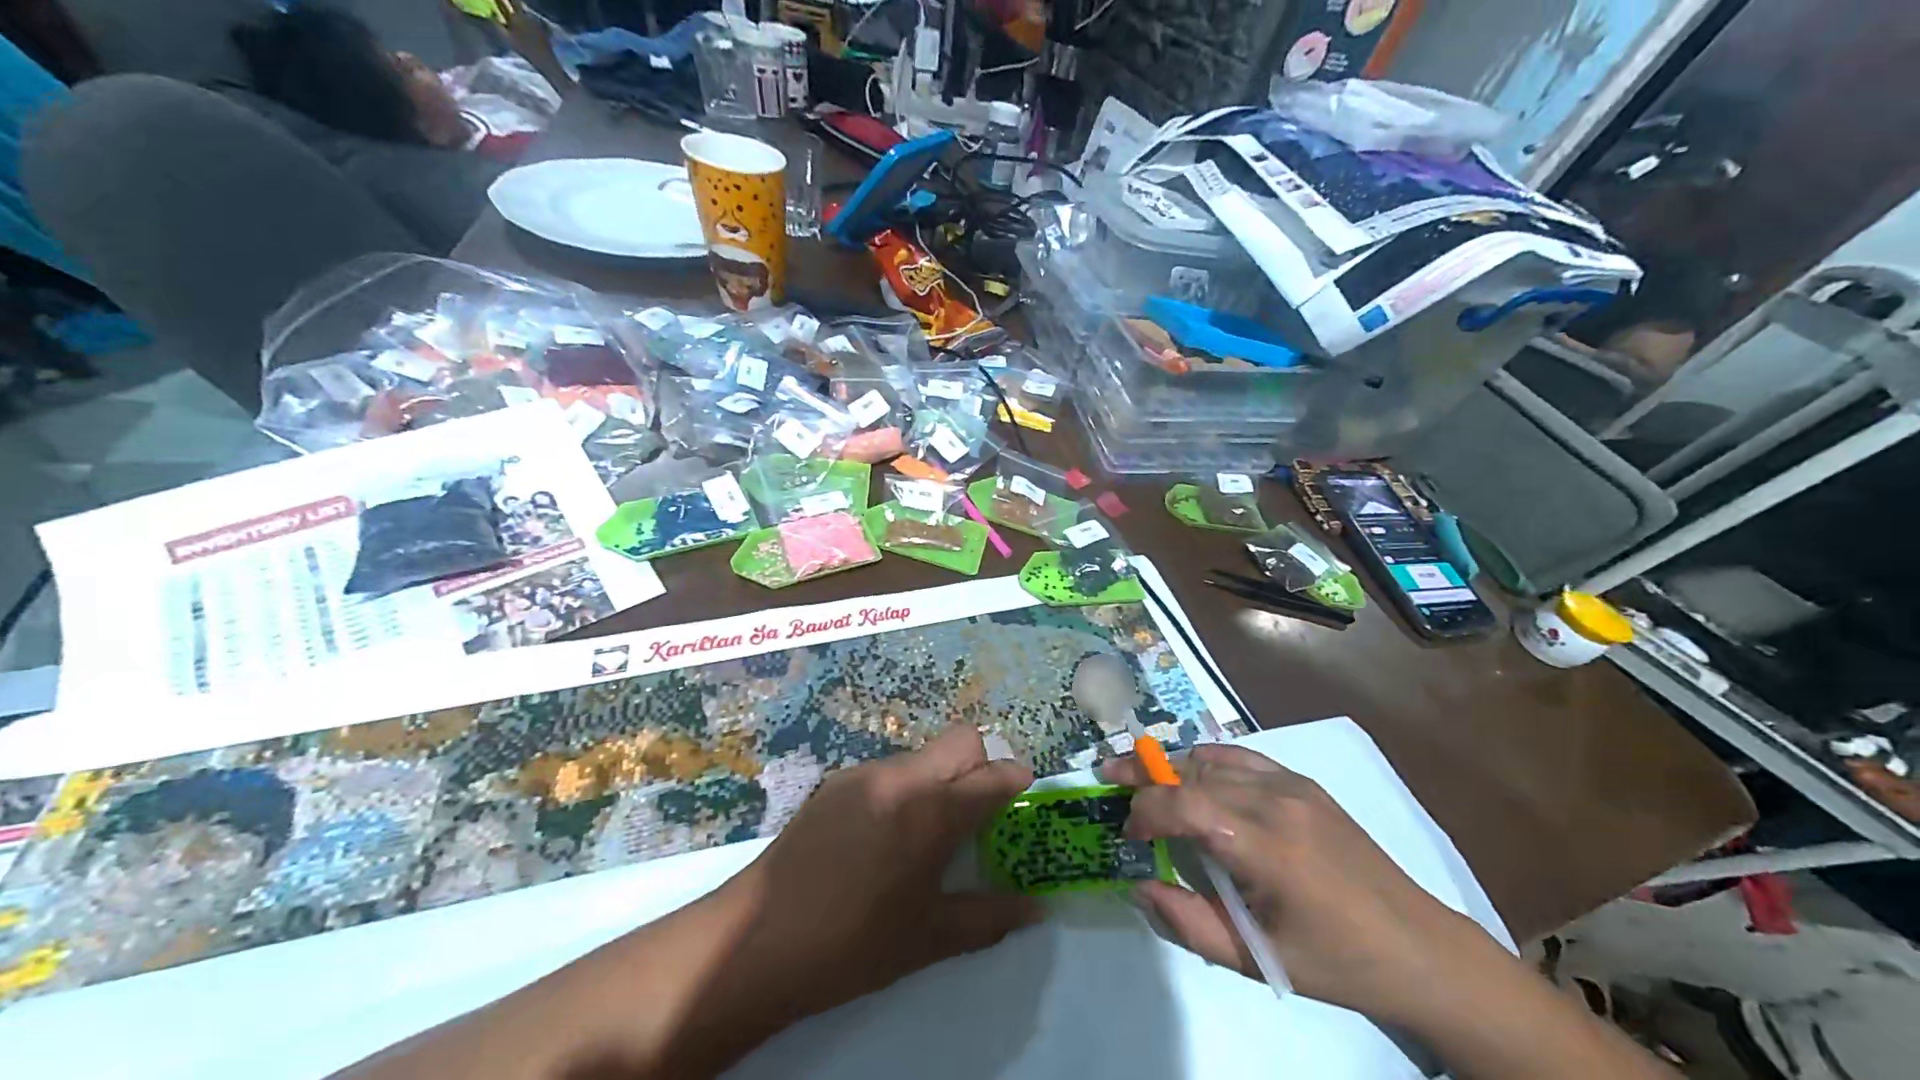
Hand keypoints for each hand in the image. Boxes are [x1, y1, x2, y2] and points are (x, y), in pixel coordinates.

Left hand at [656, 726, 1040, 1070]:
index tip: (1020, 800)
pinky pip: (886, 769)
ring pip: (921, 754)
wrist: (757, 939)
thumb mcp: (929, 938)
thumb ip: (990, 917)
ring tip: (922, 832)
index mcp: (932, 810)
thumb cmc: (853, 943)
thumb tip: (1036, 908)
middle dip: (981, 763)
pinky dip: (902, 788)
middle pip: (961, 740)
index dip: (1016, 782)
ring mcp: (862, 773)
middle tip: (975, 812)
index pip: (994, 773)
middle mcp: (901, 776)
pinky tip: (880, 835)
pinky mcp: (833, 782)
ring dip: (938, 778)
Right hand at [1103, 744, 1496, 1024]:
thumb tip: (1138, 886)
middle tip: (1109, 780)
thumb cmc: (1335, 961)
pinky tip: (1192, 772)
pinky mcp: (1305, 784)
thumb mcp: (1256, 959)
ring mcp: (1293, 786)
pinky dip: (1208, 760)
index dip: (1144, 811)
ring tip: (1141, 776)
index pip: (1185, 805)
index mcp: (1267, 847)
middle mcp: (1276, 802)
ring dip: (1172, 767)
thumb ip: (1188, 923)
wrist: (1419, 948)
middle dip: (1144, 775)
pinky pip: (1243, 756)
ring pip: (1213, 759)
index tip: (1127, 834)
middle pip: (1192, 772)